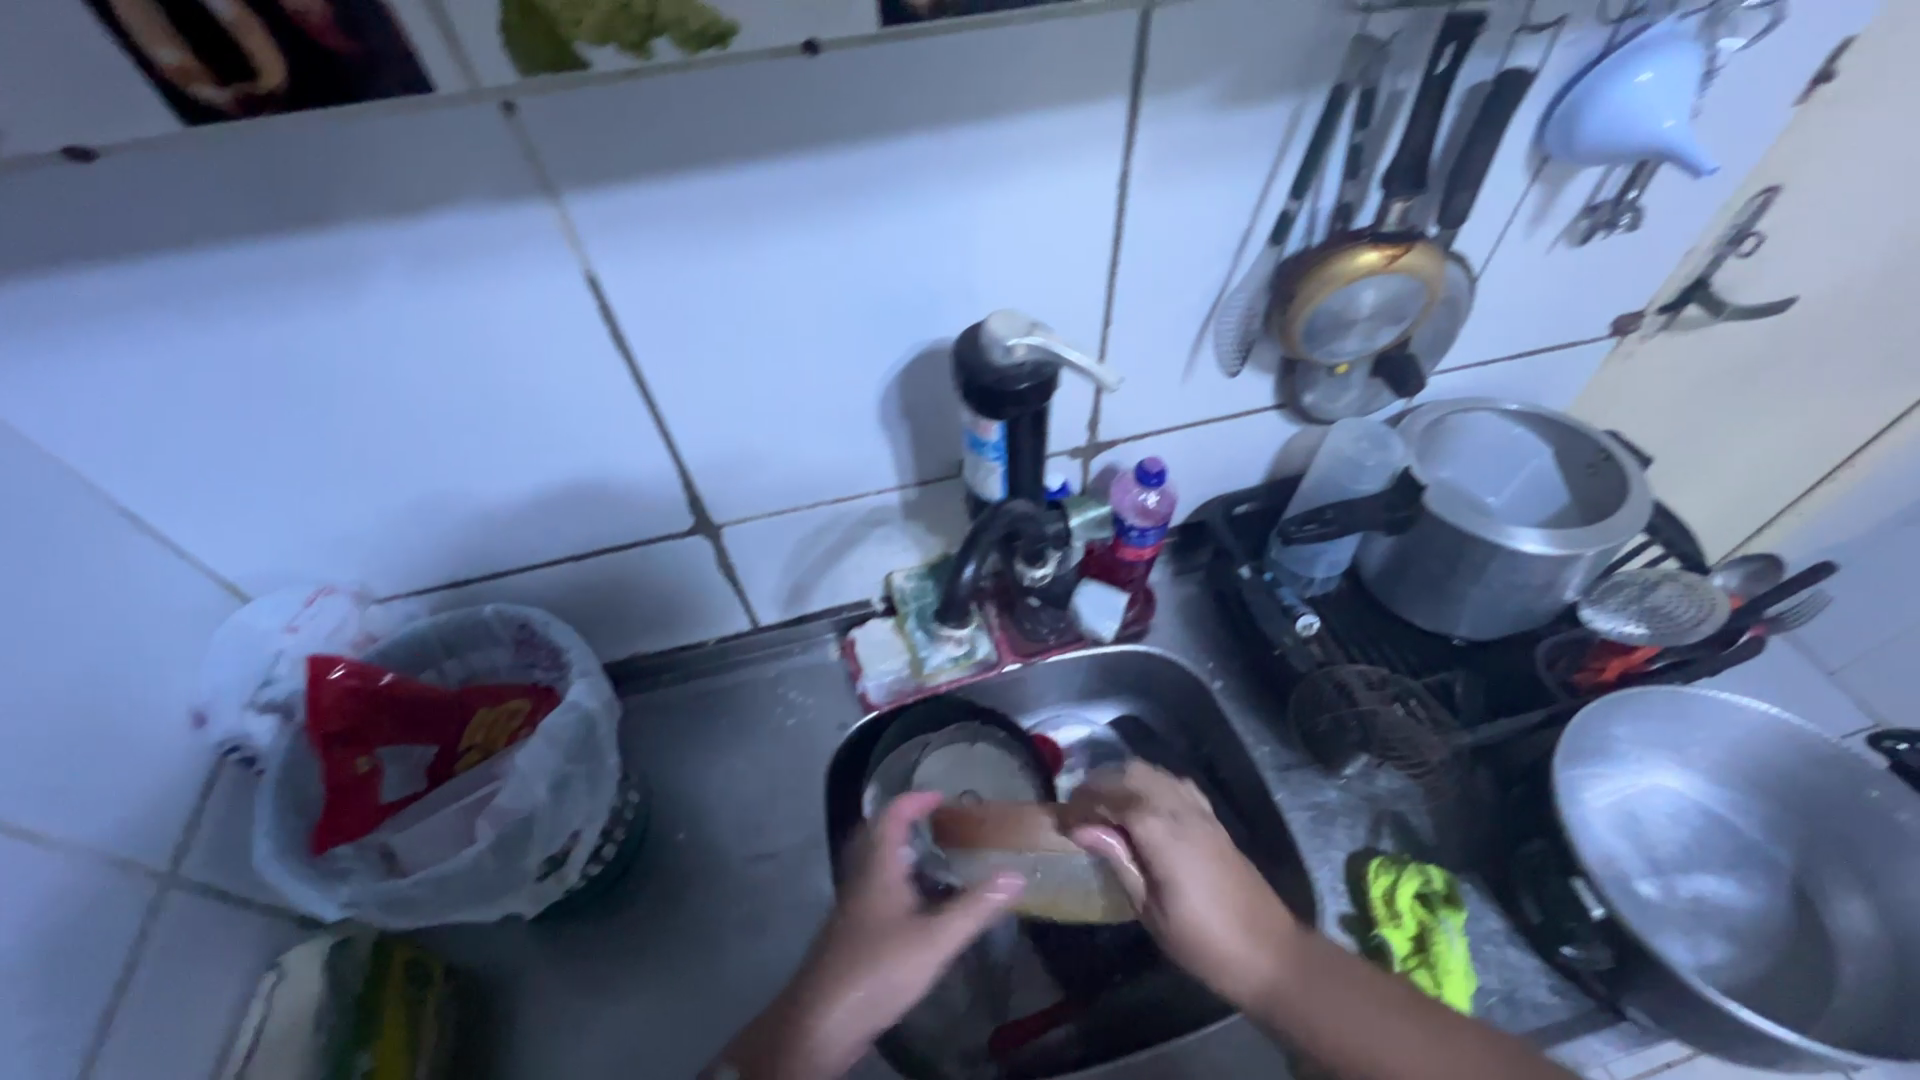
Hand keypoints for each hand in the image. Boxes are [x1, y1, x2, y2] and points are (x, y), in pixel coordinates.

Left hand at [716, 792, 1024, 1079]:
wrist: (821, 1022)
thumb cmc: (877, 969)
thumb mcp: (934, 939)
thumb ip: (975, 908)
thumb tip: (1015, 874)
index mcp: (877, 869)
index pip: (891, 817)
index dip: (914, 800)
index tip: (942, 796)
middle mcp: (861, 880)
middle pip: (878, 837)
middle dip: (907, 825)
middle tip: (940, 826)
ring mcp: (853, 909)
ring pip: (877, 867)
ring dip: (904, 857)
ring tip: (939, 862)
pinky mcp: (852, 935)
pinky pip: (877, 893)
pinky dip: (900, 886)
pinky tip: (921, 910)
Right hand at [1067, 761, 1300, 1008]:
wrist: (1268, 952)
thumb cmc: (1202, 941)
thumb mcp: (1149, 910)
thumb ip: (1117, 859)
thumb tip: (1081, 829)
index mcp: (1161, 829)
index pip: (1110, 797)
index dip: (1081, 805)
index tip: (1060, 822)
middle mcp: (1180, 807)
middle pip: (1130, 773)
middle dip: (1098, 785)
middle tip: (1077, 813)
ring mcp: (1200, 809)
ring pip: (1152, 772)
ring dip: (1122, 781)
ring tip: (1101, 808)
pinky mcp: (1212, 818)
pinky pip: (1173, 783)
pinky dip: (1149, 785)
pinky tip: (1139, 808)